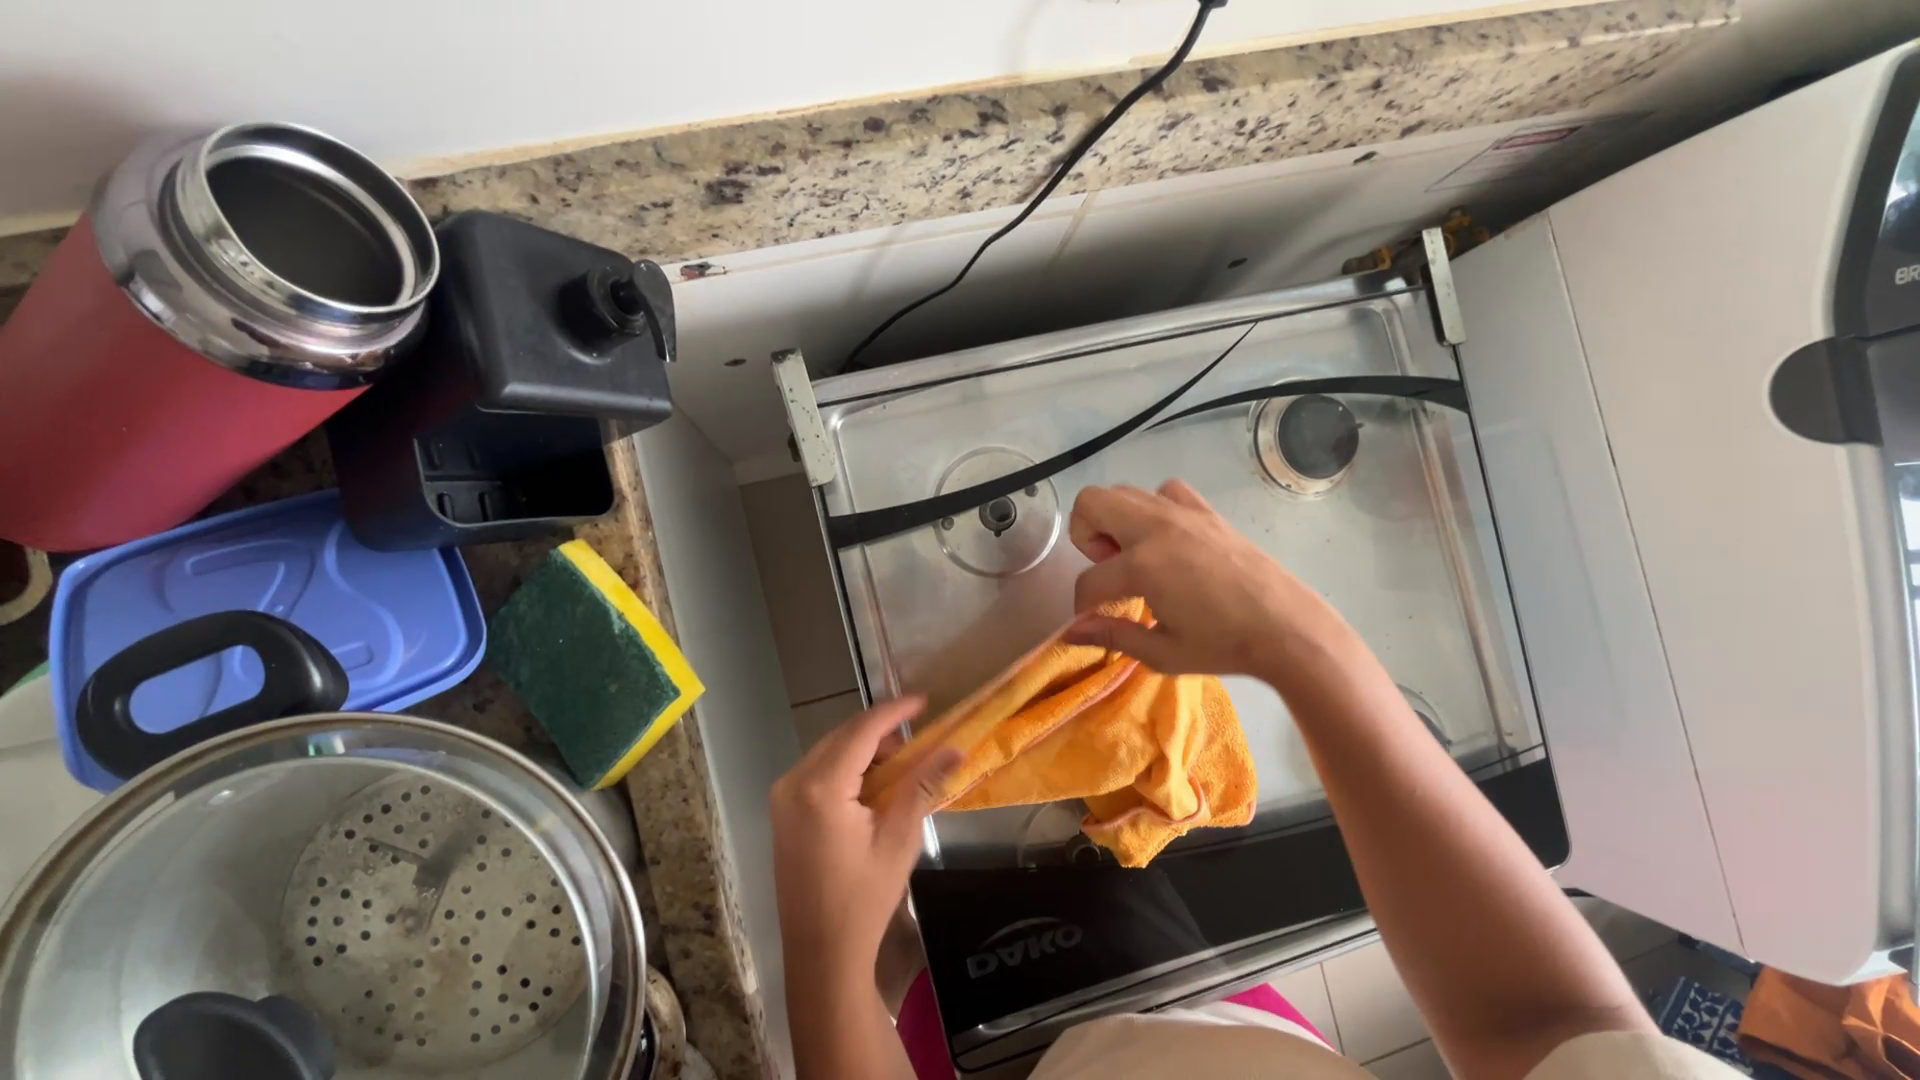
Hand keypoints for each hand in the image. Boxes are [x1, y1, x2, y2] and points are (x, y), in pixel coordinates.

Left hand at [770, 698, 960, 975]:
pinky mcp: (782, 812)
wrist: (821, 952)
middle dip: (881, 732)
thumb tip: (956, 748)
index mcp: (820, 787)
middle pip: (843, 736)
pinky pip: (818, 771)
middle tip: (919, 740)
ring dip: (864, 749)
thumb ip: (924, 785)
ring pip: (830, 751)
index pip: (862, 730)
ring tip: (901, 766)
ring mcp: (782, 797)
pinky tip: (872, 786)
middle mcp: (793, 782)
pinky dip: (847, 768)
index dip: (895, 711)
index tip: (925, 701)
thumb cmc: (864, 897)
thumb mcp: (900, 838)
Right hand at [1066, 479, 1347, 678]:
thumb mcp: (1161, 652)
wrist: (1286, 627)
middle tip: (1111, 570)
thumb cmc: (1223, 645)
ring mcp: (1182, 513)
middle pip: (1090, 504)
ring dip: (1116, 521)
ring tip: (1137, 557)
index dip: (1083, 605)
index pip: (1089, 579)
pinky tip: (1168, 540)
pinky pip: (1164, 490)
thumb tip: (1071, 632)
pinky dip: (1155, 508)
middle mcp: (1156, 528)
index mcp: (1142, 566)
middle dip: (1087, 538)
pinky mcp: (1205, 511)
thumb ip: (1111, 635)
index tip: (1091, 619)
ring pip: (1122, 491)